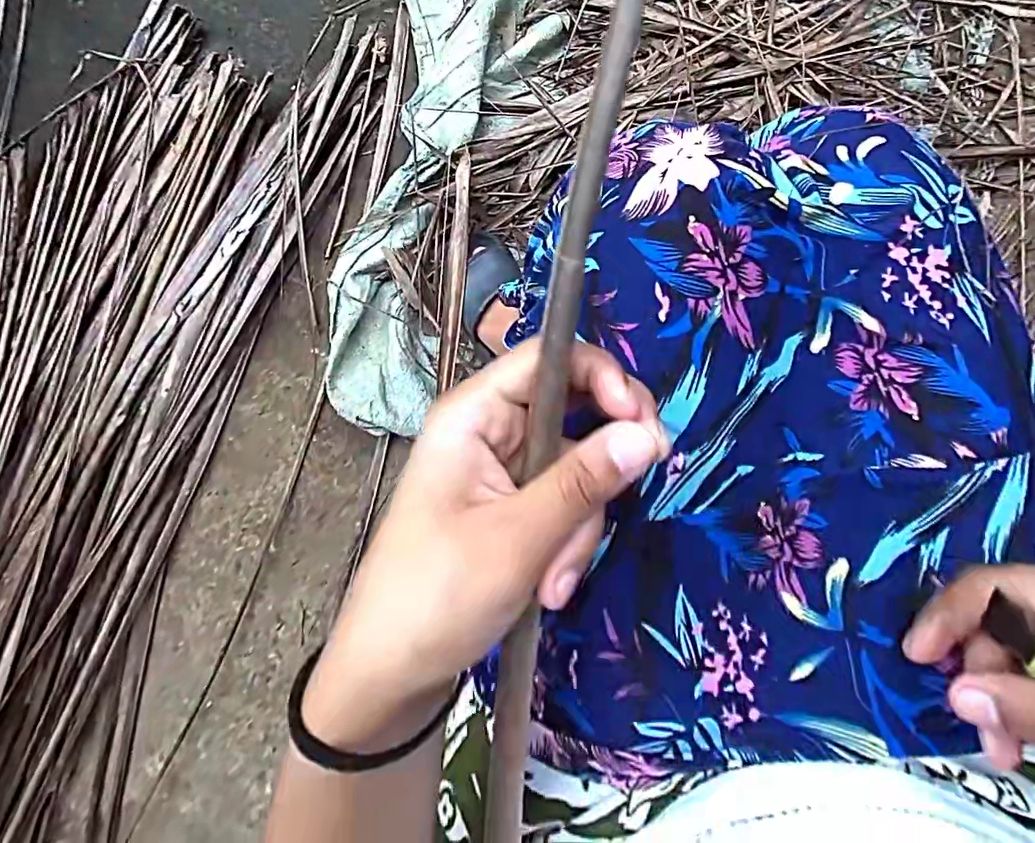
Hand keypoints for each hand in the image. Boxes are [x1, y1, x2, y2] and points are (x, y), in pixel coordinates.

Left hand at [303, 339, 668, 751]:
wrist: (388, 676)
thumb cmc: (435, 596)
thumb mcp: (517, 539)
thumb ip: (584, 482)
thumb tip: (646, 434)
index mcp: (473, 413)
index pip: (547, 358)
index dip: (602, 376)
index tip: (643, 425)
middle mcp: (490, 429)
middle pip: (573, 410)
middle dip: (600, 466)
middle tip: (634, 492)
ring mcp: (504, 468)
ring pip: (576, 466)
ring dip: (581, 523)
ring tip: (555, 582)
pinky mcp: (514, 505)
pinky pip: (565, 502)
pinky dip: (569, 541)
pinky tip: (550, 588)